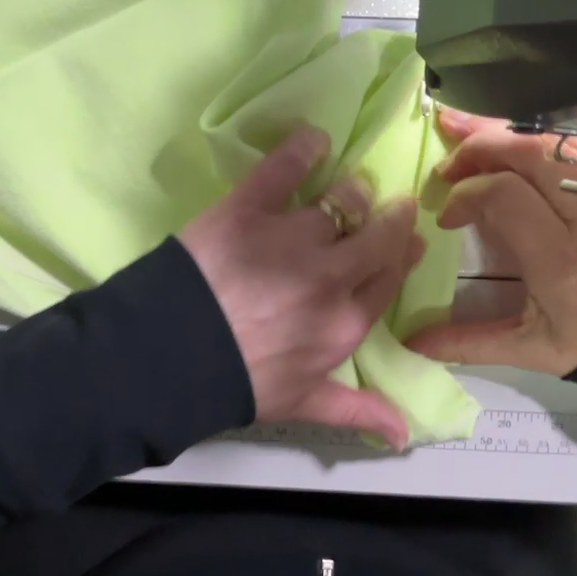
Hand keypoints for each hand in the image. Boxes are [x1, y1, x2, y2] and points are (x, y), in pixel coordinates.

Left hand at [179, 129, 424, 448]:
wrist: (170, 356)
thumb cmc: (235, 384)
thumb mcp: (301, 405)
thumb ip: (357, 411)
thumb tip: (406, 435)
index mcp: (345, 324)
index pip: (389, 279)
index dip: (400, 255)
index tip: (406, 239)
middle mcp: (331, 276)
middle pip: (377, 233)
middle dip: (391, 217)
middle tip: (389, 206)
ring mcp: (292, 238)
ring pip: (341, 199)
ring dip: (350, 192)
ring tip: (345, 186)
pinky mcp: (250, 208)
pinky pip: (285, 167)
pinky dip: (302, 148)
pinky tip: (312, 140)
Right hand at [406, 110, 576, 375]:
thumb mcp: (535, 351)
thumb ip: (471, 342)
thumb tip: (410, 342)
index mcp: (562, 261)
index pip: (503, 197)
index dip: (465, 196)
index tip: (447, 217)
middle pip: (532, 153)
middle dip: (481, 147)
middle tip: (448, 163)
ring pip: (561, 141)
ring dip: (509, 133)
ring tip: (468, 129)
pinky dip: (545, 140)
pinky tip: (517, 141)